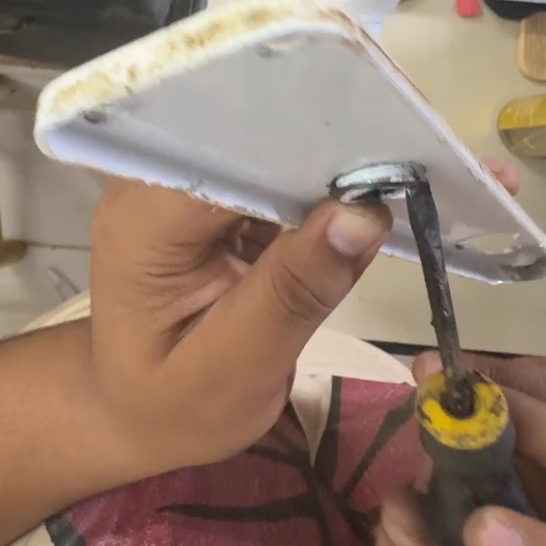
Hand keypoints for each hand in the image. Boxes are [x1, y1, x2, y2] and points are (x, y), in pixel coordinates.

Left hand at [86, 159, 522, 478]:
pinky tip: (366, 181)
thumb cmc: (172, 407)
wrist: (133, 410)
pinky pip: (267, 171)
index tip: (381, 139)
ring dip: (327, 153)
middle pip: (243, 135)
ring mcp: (180, 184)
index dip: (302, 137)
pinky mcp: (209, 195)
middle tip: (413, 146)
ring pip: (259, 147)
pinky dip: (317, 179)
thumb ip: (292, 294)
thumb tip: (364, 209)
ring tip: (403, 155)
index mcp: (147, 220)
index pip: (226, 152)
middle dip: (326, 139)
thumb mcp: (235, 373)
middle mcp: (153, 182)